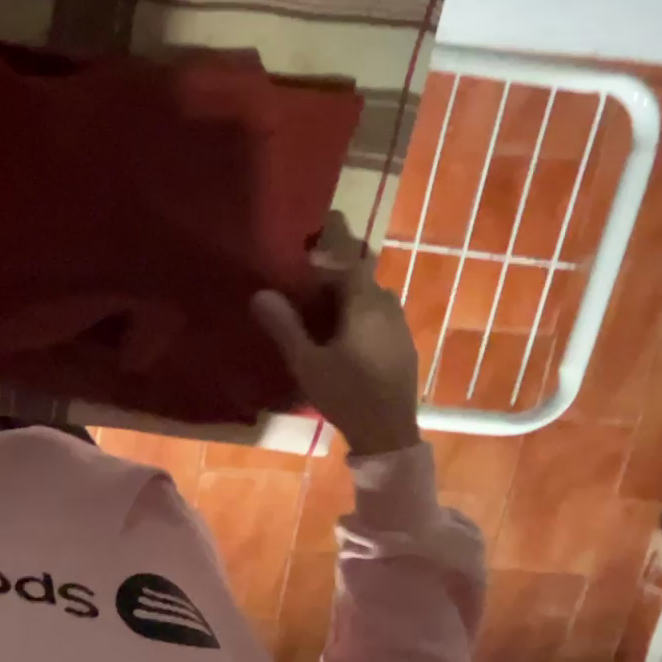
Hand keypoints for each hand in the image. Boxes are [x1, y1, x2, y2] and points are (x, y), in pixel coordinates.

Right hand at [251, 214, 420, 456]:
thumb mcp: (307, 362)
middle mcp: (387, 305)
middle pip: (362, 273)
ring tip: (318, 294)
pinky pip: (376, 311)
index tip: (312, 229)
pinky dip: (356, 306)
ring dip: (346, 288)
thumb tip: (260, 293)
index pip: (348, 260)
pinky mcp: (400, 342)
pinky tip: (339, 325)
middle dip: (337, 263)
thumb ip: (284, 326)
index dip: (330, 244)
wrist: (389, 431)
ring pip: (370, 293)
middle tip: (309, 259)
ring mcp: (398, 324)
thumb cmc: (346, 394)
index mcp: (365, 304)